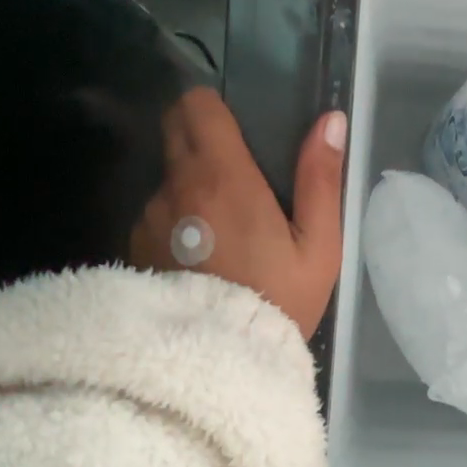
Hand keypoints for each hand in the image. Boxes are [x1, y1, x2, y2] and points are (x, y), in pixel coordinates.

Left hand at [129, 88, 346, 339]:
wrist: (223, 361)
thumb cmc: (280, 301)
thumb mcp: (319, 246)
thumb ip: (320, 179)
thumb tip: (331, 121)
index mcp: (222, 177)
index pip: (196, 106)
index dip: (214, 109)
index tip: (236, 130)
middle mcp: (175, 187)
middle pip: (172, 130)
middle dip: (198, 136)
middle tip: (233, 174)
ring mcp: (149, 218)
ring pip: (165, 177)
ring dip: (187, 187)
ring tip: (219, 230)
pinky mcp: (135, 248)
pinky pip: (155, 216)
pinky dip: (174, 223)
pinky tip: (198, 258)